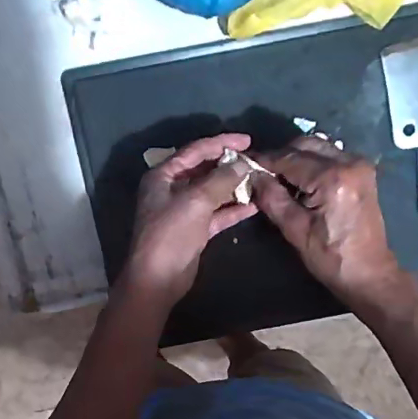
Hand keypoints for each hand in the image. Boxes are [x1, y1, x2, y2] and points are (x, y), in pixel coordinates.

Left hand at [120, 133, 258, 306]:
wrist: (158, 277)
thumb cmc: (171, 234)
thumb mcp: (196, 201)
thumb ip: (221, 179)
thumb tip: (242, 164)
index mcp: (163, 176)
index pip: (195, 151)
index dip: (221, 143)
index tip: (247, 140)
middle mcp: (171, 189)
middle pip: (204, 170)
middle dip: (230, 166)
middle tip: (256, 160)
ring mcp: (183, 211)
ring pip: (213, 192)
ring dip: (234, 187)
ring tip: (259, 180)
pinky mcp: (194, 230)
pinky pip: (217, 213)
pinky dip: (233, 209)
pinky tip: (253, 205)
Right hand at [254, 137, 413, 311]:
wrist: (368, 273)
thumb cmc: (331, 257)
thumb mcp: (295, 230)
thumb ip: (272, 198)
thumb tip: (252, 176)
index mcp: (333, 177)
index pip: (289, 158)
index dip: (264, 161)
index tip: (244, 164)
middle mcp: (349, 162)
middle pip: (305, 145)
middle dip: (281, 157)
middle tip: (261, 174)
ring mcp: (360, 165)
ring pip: (318, 147)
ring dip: (296, 159)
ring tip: (280, 180)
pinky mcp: (363, 172)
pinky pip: (330, 156)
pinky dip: (312, 163)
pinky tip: (301, 183)